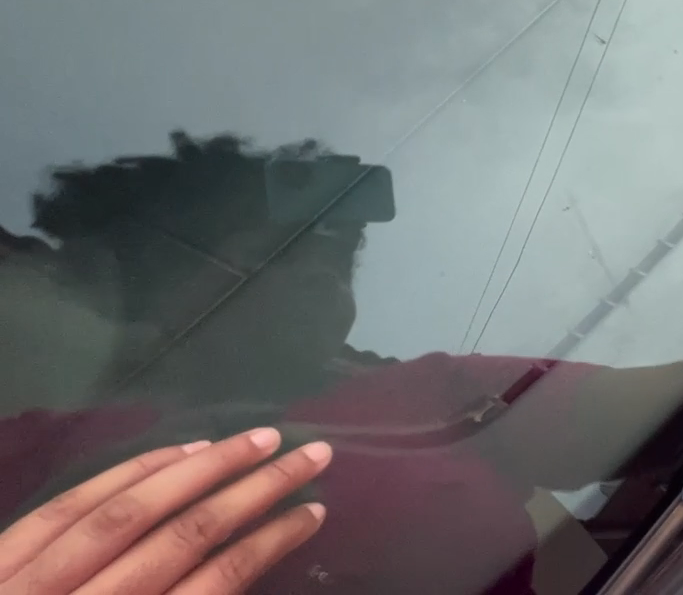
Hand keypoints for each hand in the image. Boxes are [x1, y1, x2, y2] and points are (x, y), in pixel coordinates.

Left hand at [0, 428, 330, 594]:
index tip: (316, 511)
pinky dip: (128, 472)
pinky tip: (180, 448)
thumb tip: (245, 565)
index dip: (271, 543)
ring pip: (127, 513)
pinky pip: (61, 510)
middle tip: (315, 452)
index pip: (214, 586)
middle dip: (258, 489)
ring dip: (205, 467)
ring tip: (260, 439)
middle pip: (181, 539)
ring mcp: (21, 591)